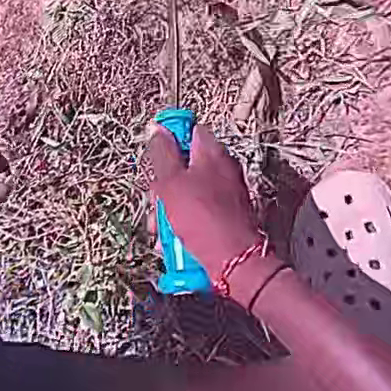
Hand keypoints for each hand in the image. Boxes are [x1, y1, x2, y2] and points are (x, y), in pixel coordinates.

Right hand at [145, 124, 261, 272]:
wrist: (234, 261)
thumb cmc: (202, 218)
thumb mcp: (172, 182)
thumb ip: (163, 154)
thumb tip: (159, 129)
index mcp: (212, 154)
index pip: (190, 131)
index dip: (169, 140)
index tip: (155, 155)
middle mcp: (223, 169)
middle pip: (185, 165)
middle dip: (164, 184)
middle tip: (156, 200)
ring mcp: (227, 193)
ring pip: (188, 191)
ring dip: (170, 207)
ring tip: (162, 227)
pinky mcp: (226, 215)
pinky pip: (198, 211)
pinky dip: (184, 221)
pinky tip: (175, 238)